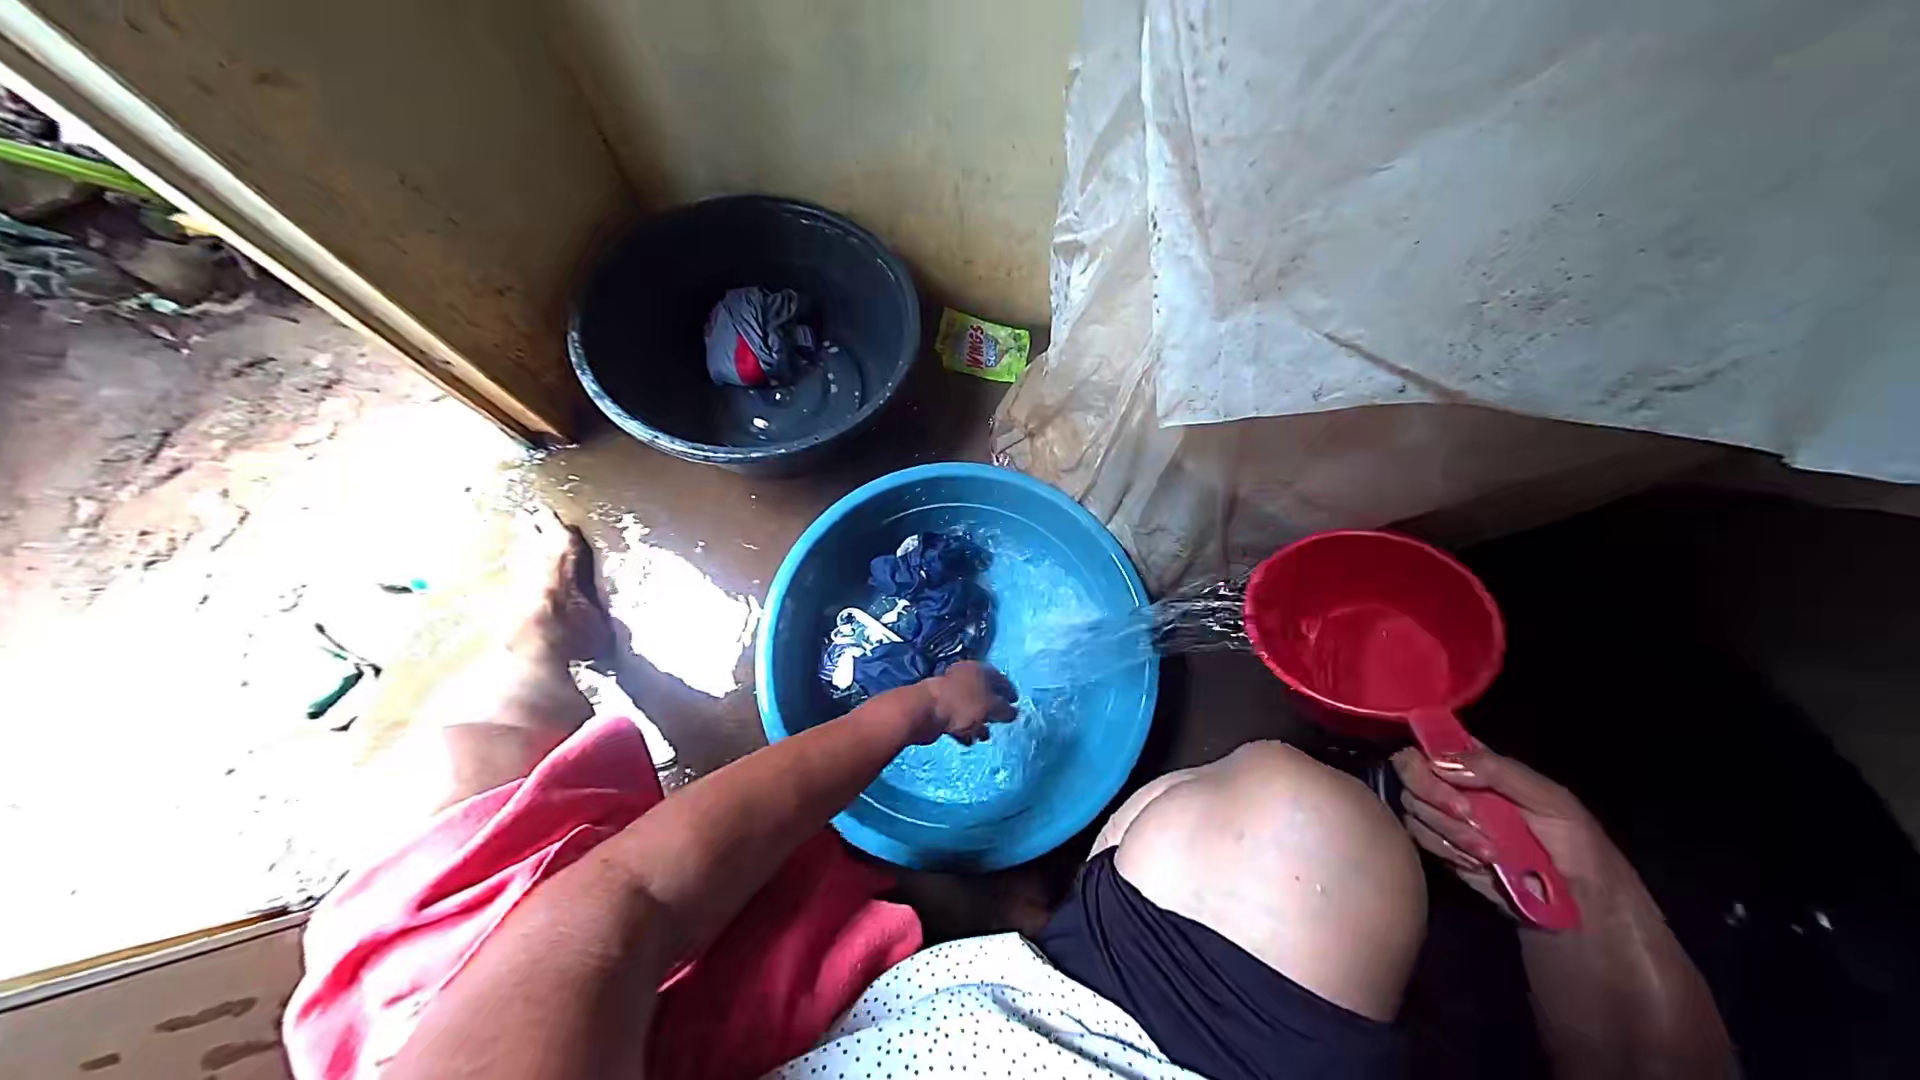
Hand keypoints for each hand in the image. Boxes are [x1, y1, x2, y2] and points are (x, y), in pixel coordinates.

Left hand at [918, 662, 1016, 744]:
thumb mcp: (990, 707)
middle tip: (1001, 721)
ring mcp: (950, 693)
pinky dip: (964, 728)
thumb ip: (1004, 710)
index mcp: (978, 670)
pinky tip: (968, 740)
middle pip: (983, 693)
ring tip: (984, 736)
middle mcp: (964, 677)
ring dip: (978, 722)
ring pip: (970, 708)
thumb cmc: (962, 704)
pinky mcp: (939, 709)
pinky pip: (957, 719)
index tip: (1016, 702)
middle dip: (993, 709)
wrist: (924, 712)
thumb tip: (1013, 712)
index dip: (1008, 690)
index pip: (998, 678)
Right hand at [1391, 744, 1648, 924]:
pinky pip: (1420, 837)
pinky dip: (1445, 849)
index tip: (1438, 771)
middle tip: (1465, 814)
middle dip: (1433, 792)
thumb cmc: (1579, 848)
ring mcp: (1443, 817)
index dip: (1425, 752)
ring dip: (1447, 828)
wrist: (1585, 911)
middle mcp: (1453, 786)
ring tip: (1488, 851)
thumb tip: (1438, 761)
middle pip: (1410, 772)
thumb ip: (1498, 770)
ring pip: (1413, 806)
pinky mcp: (1439, 848)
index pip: (1432, 743)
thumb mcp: (1552, 800)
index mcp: (1479, 766)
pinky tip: (1476, 862)